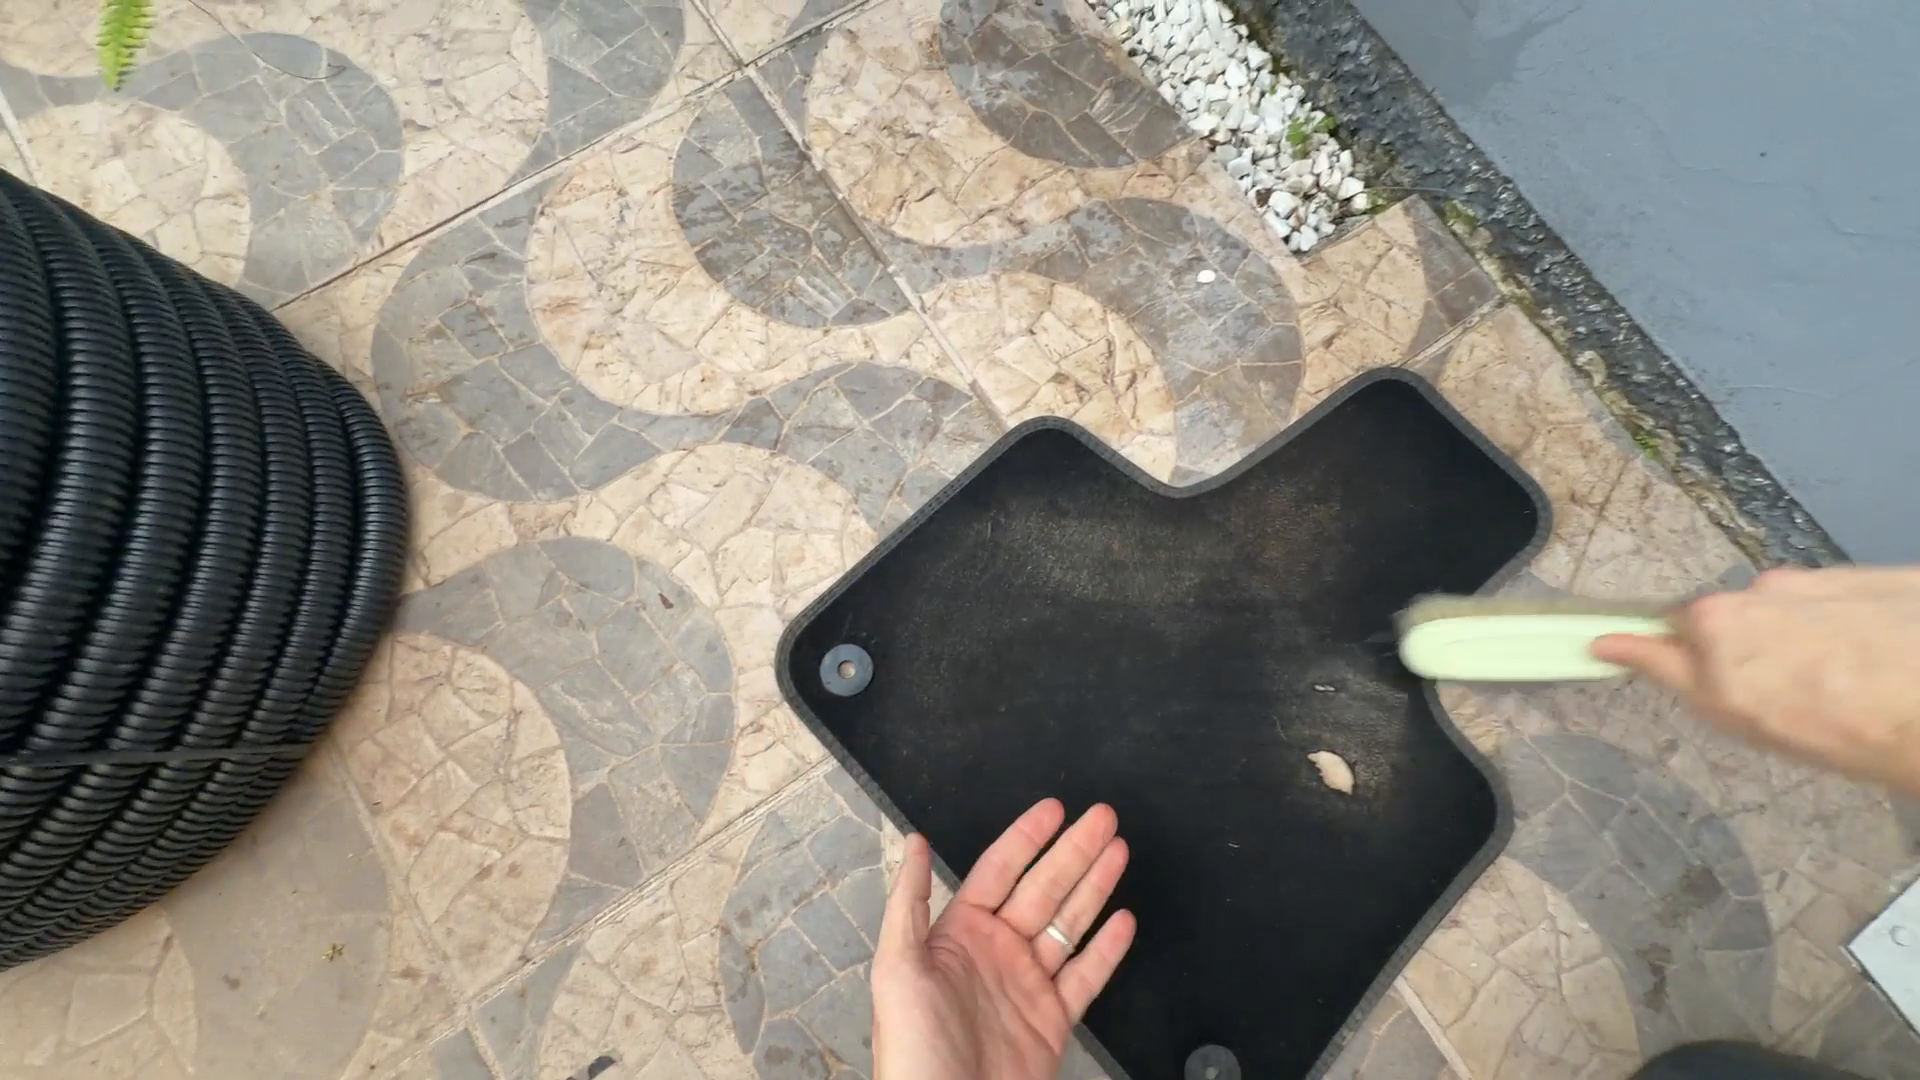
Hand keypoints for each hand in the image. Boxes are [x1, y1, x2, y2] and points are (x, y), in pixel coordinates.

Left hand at [871, 799, 1135, 1079]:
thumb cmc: (914, 1048)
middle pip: (1044, 887)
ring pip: (1068, 922)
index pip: (1001, 868)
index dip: (1028, 836)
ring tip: (1118, 850)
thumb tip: (913, 842)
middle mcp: (998, 949)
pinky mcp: (1052, 1021)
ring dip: (1095, 885)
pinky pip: (1085, 977)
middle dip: (1074, 850)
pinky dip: (1106, 950)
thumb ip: (909, 901)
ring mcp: (1028, 984)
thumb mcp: (897, 968)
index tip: (1054, 808)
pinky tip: (1123, 921)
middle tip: (1103, 818)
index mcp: (962, 931)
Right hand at [1592, 566, 1919, 795]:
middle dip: (1763, 638)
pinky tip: (1893, 655)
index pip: (1682, 622)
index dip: (1701, 651)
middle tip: (1799, 684)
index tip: (1727, 677)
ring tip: (1858, 673)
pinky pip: (1866, 596)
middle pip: (1749, 609)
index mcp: (1716, 614)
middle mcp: (1766, 585)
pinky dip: (1873, 620)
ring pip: (1809, 602)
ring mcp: (1837, 579)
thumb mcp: (1726, 709)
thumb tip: (1604, 642)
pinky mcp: (1898, 580)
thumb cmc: (1829, 726)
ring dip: (1819, 628)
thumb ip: (1661, 666)